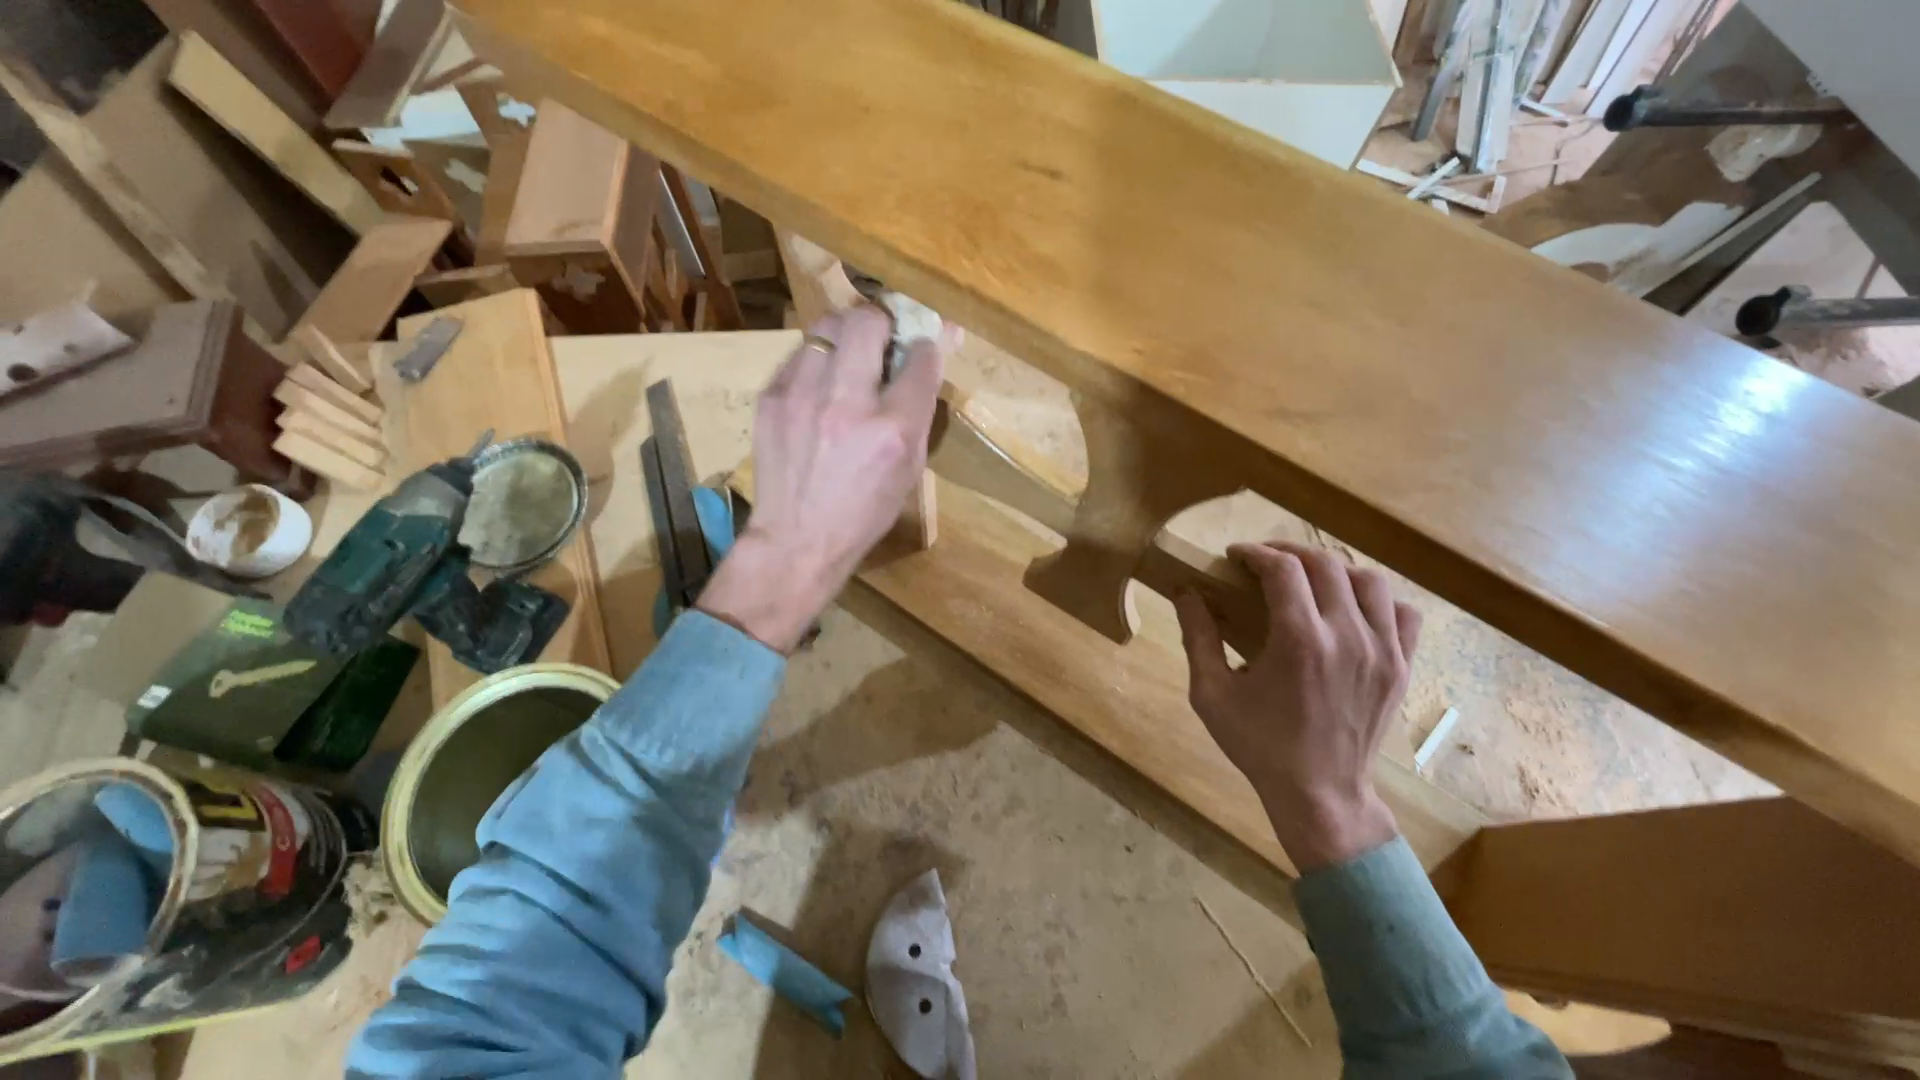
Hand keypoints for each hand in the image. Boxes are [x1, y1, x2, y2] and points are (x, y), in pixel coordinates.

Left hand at [697, 306, 947, 651]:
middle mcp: (848, 403)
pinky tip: (818, 385)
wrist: (796, 540)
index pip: (921, 357)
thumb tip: (922, 361)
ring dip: (846, 333)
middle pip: (868, 321)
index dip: (927, 345)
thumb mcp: (910, 470)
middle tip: (883, 337)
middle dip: (882, 321)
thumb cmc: (864, 512)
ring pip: (828, 325)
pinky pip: (800, 354)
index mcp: (894, 430)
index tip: (922, 347)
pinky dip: (817, 360)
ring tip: (849, 355)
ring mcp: (803, 396)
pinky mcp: (771, 396)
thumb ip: (918, 412)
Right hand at [1173, 542, 1421, 871]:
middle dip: (1289, 552)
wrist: (1320, 794)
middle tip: (1264, 563)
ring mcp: (1383, 651)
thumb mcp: (1211, 695)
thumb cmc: (1259, 745)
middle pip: (1325, 564)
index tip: (1236, 556)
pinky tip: (1353, 610)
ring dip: (1334, 570)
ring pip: (1368, 580)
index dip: (1256, 552)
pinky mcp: (1402, 667)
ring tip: (1309, 581)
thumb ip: (1198, 638)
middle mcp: (1348, 636)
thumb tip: (1185, 592)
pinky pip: (1403, 613)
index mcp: (1300, 641)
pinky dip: (1378, 600)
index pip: (1283, 568)